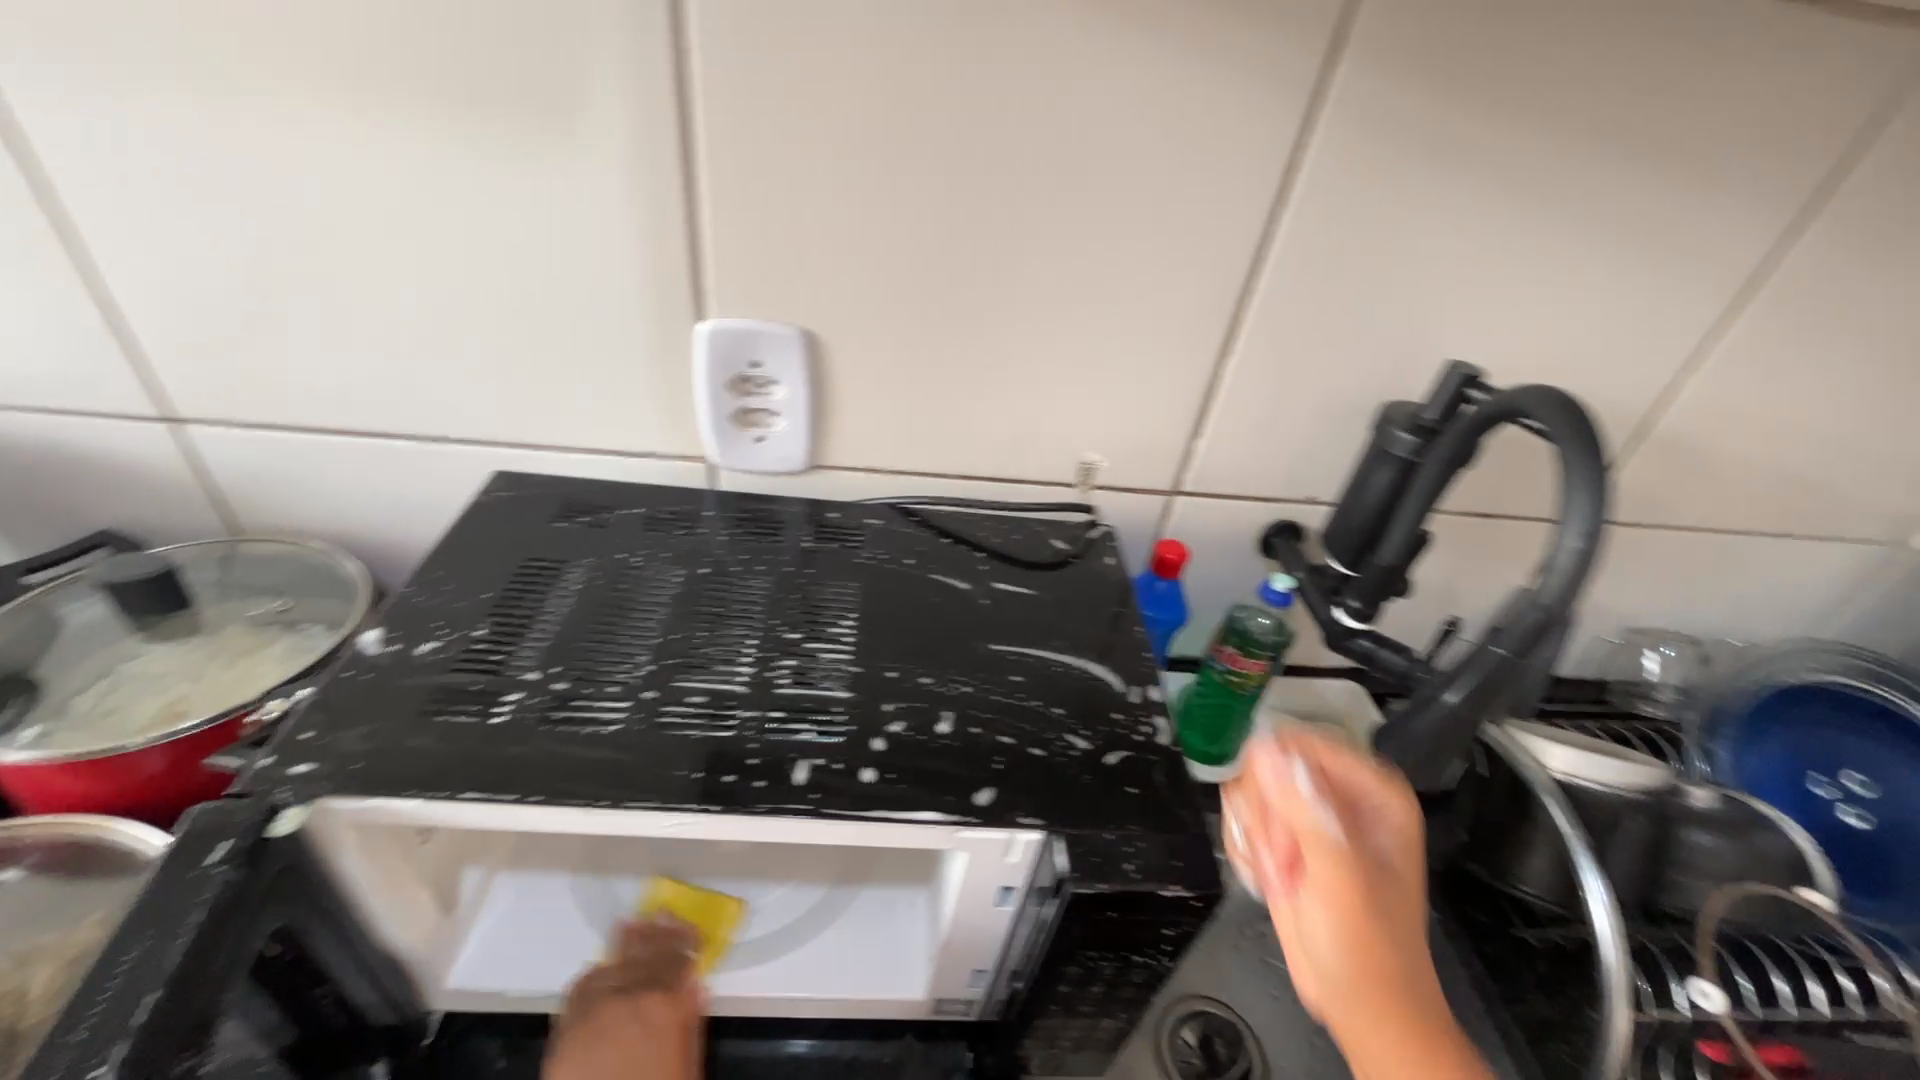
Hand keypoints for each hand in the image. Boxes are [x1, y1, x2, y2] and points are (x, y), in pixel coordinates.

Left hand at [543, 918, 706, 1079]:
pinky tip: (601, 971)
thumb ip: (689, 1023)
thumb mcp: (687, 1066)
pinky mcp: (565, 1031)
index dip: (685, 942)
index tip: (691, 929)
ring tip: (632, 927)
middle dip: (656, 934)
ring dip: (626, 949)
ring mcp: (593, 1011)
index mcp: (665, 1005)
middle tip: (661, 914)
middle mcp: (629, 997)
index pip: (677, 960)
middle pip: (645, 955)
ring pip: (612, 967)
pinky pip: (581, 990)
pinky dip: (596, 976)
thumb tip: (694, 986)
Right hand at [1224, 729, 1488, 1079]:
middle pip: (1268, 765)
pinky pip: (1240, 818)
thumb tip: (1264, 748)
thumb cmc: (1367, 945)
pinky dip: (1247, 852)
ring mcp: (1308, 817)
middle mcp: (1340, 795)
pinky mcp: (1282, 839)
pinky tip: (1273, 881)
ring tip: (1284, 875)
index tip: (1278, 820)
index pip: (1304, 746)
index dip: (1279, 779)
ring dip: (1255, 837)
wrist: (1359, 1002)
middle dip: (1266, 816)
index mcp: (1373, 792)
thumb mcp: (1339, 874)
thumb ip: (1303, 808)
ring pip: (1248, 791)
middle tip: (1286, 858)